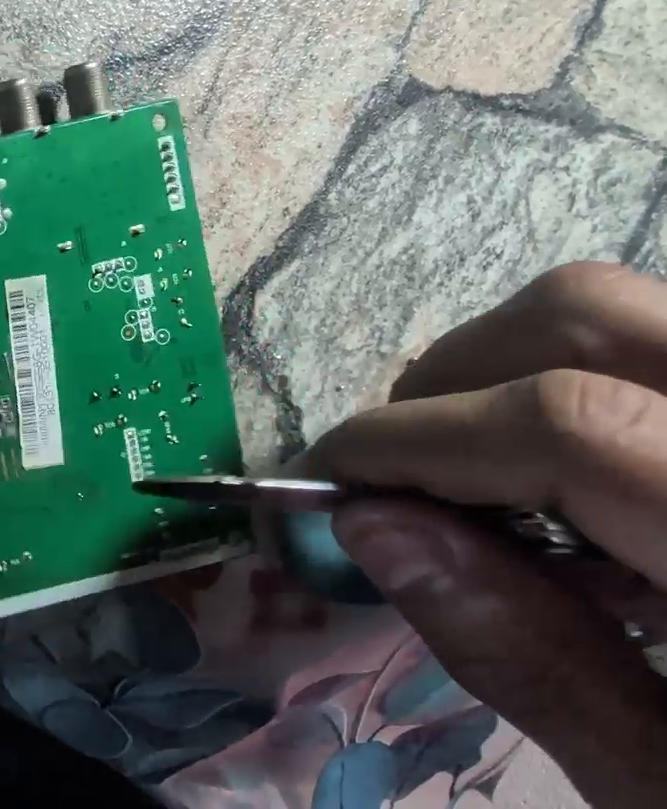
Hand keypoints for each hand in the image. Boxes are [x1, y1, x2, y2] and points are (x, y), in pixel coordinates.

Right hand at [295, 262, 666, 808]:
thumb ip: (532, 658)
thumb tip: (369, 528)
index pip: (568, 429)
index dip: (409, 441)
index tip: (333, 484)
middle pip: (588, 319)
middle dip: (447, 383)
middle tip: (405, 471)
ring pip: (628, 308)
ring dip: (509, 371)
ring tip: (493, 473)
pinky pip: (663, 342)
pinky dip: (583, 382)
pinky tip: (587, 485)